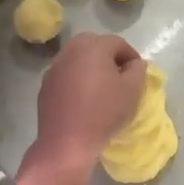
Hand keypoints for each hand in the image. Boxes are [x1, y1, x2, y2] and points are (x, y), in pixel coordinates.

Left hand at [30, 34, 146, 173]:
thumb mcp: (132, 91)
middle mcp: (71, 51)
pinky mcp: (45, 85)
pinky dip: (77, 81)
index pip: (118, 43)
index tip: (138, 73)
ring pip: (78, 60)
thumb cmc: (104, 112)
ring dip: (91, 68)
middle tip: (120, 77)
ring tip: (101, 88)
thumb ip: (138, 71)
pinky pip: (66, 76)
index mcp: (93, 47)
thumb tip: (135, 64)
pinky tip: (83, 100)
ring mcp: (54, 68)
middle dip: (109, 58)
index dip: (131, 56)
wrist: (67, 141)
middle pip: (94, 46)